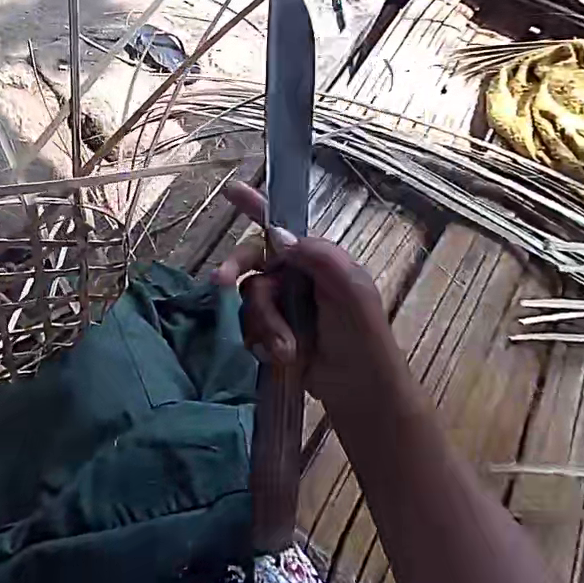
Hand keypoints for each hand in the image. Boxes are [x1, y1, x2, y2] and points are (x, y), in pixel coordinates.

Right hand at [212, 180, 402, 409]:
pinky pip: (247, 326)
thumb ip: (318, 257)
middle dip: (236, 268)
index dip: (255, 206)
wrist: (360, 391)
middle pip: (252, 259)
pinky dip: (260, 341)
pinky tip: (279, 355)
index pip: (280, 225)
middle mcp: (294, 275)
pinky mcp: (271, 331)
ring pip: (249, 298)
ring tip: (287, 349)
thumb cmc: (363, 335)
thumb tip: (277, 236)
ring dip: (265, 324)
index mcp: (314, 257)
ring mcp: (281, 304)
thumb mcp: (351, 290)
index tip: (231, 191)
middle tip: (221, 281)